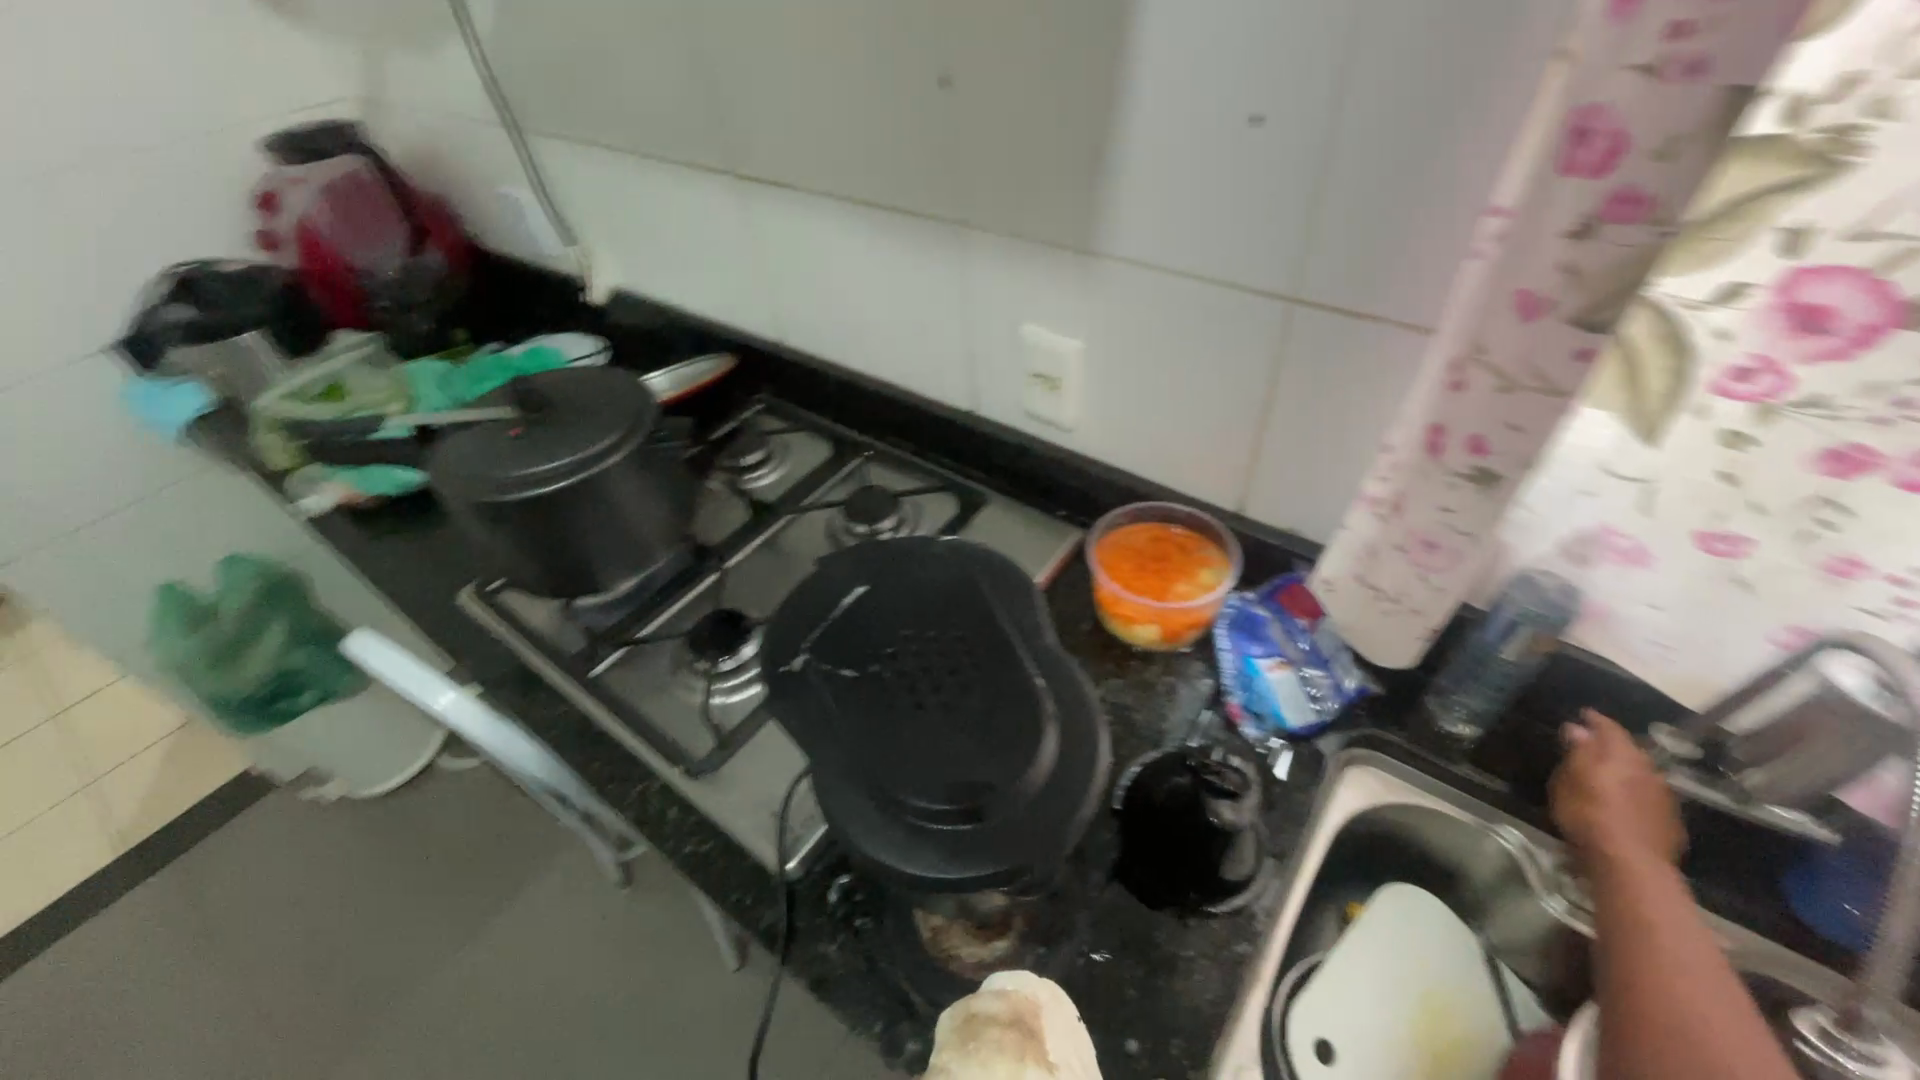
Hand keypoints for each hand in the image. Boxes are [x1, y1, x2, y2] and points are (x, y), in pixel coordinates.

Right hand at [1549, 709, 1684, 871]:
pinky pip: (1650, 795)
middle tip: (1594, 745)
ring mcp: (1663, 795)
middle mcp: (1647, 769)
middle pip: (1630, 749)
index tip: (1584, 713)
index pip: (1609, 728)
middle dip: (1613, 744)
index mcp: (1620, 755)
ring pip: (1643, 773)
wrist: (1631, 863)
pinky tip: (1627, 801)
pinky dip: (1638, 791)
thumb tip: (1578, 728)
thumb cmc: (1588, 816)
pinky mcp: (1670, 820)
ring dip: (1628, 769)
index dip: (1595, 720)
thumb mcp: (1569, 781)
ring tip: (1610, 773)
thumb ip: (1576, 753)